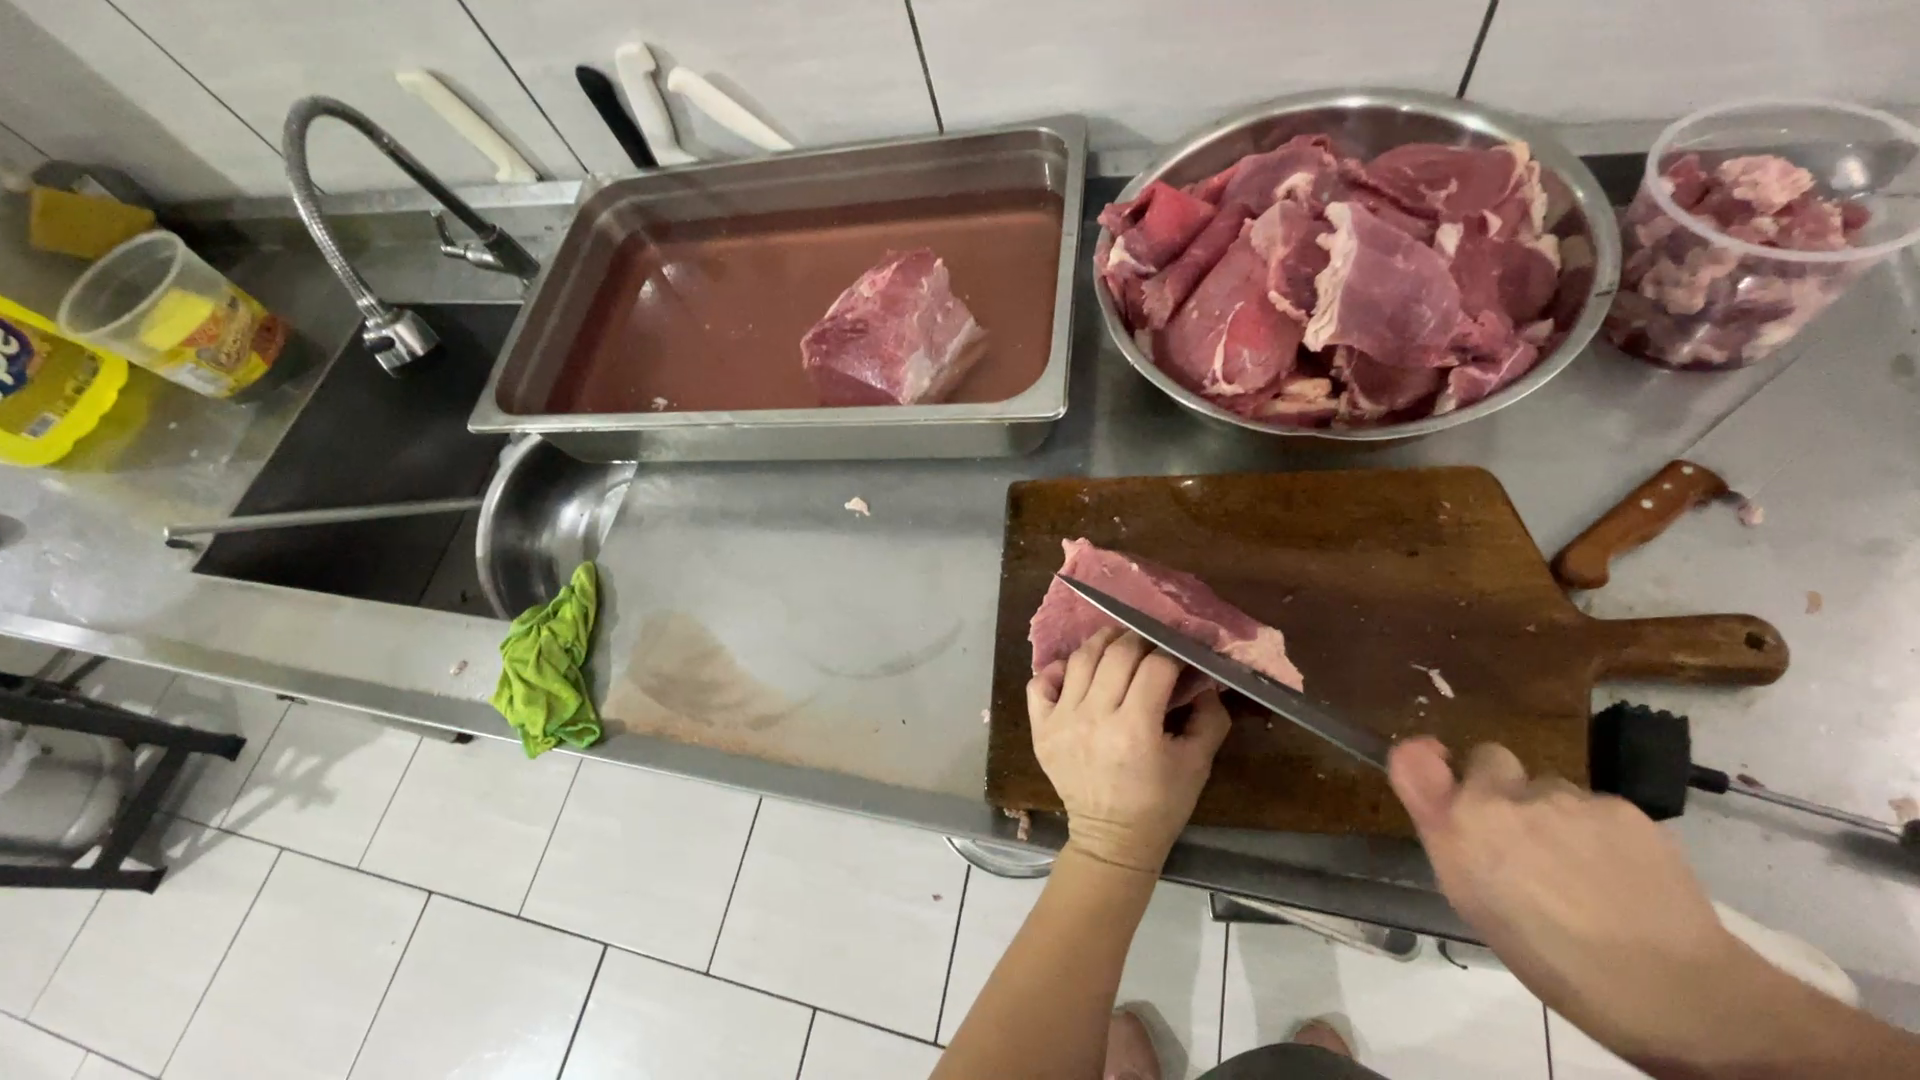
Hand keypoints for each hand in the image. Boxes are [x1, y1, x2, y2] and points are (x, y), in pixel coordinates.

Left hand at [1027, 628, 1231, 872]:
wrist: (1112, 840)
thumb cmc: (1160, 805)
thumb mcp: (1197, 763)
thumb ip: (1209, 717)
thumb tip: (1204, 678)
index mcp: (1135, 728)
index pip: (1155, 667)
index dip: (1172, 651)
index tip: (1181, 650)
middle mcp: (1093, 718)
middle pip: (1116, 654)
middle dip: (1139, 639)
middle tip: (1151, 640)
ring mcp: (1061, 721)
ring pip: (1079, 660)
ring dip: (1102, 644)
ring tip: (1118, 643)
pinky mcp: (1040, 729)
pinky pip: (1040, 683)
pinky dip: (1058, 669)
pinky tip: (1077, 671)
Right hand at [1389, 738, 1755, 1062]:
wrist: (1669, 987)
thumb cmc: (1552, 963)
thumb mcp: (1476, 905)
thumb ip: (1455, 841)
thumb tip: (1446, 804)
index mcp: (1457, 830)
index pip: (1413, 760)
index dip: (1424, 758)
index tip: (1439, 768)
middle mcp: (1500, 800)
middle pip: (1489, 760)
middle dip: (1501, 786)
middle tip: (1524, 836)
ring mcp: (1563, 797)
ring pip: (1550, 788)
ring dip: (1556, 815)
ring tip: (1584, 870)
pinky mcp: (1620, 805)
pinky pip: (1597, 805)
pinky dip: (1603, 831)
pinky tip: (1622, 874)